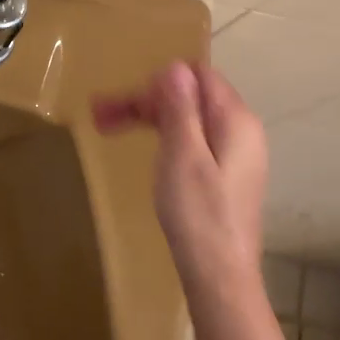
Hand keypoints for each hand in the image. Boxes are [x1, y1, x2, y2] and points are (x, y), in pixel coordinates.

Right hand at [92, 61, 266, 281]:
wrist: (218, 271)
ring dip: (148, 118)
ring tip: (107, 128)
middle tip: (98, 116)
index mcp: (234, 121)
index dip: (156, 82)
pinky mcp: (224, 173)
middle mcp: (240, 130)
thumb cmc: (197, 214)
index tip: (119, 102)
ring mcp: (234, 153)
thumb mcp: (182, 157)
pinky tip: (144, 149)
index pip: (197, 77)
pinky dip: (163, 136)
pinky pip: (192, 139)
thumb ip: (181, 110)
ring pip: (188, 119)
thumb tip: (173, 67)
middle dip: (145, 100)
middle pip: (190, 97)